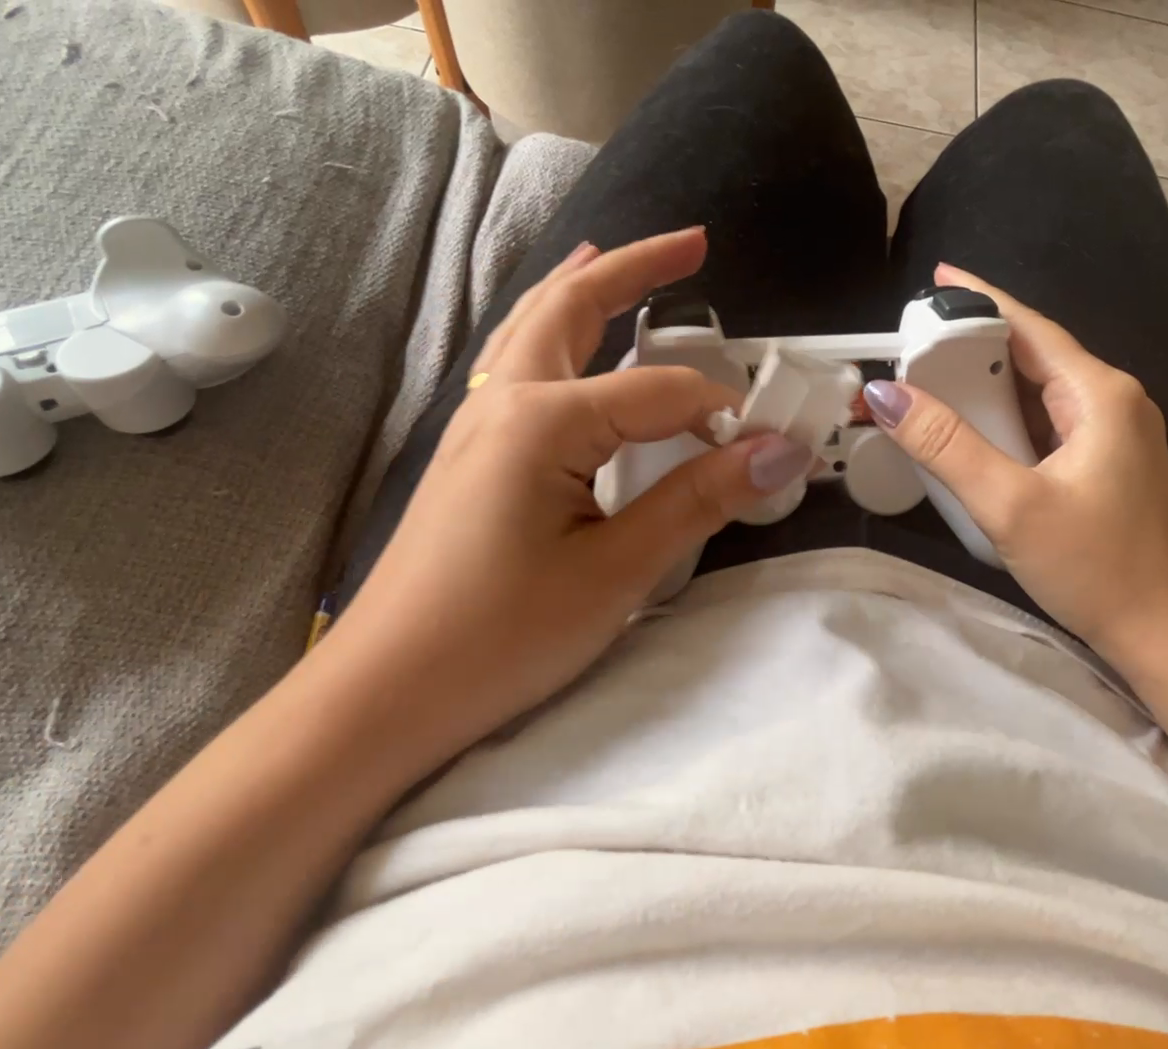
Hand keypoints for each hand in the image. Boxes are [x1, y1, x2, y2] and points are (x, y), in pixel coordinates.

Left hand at [314, 228, 812, 753]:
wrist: (389, 688)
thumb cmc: (502, 635)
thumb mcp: (616, 572)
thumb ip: (697, 501)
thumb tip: (777, 452)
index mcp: (545, 421)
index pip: (661, 393)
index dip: (724, 412)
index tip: (774, 441)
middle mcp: (505, 402)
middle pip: (573, 308)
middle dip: (635, 267)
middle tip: (694, 242)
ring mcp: (476, 425)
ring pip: (532, 328)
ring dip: (581, 289)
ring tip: (617, 262)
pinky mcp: (470, 455)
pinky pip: (516, 367)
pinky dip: (550, 334)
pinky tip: (565, 351)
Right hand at [862, 264, 1167, 670]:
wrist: (1163, 634)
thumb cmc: (1093, 567)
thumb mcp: (1009, 506)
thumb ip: (947, 447)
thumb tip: (885, 394)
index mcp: (1101, 394)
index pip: (1031, 327)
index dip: (979, 300)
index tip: (936, 278)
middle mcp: (1115, 401)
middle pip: (1035, 355)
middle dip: (976, 345)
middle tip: (916, 343)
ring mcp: (1117, 435)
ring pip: (1041, 391)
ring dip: (990, 385)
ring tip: (933, 380)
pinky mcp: (1109, 466)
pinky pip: (1049, 423)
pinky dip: (1008, 419)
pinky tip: (976, 430)